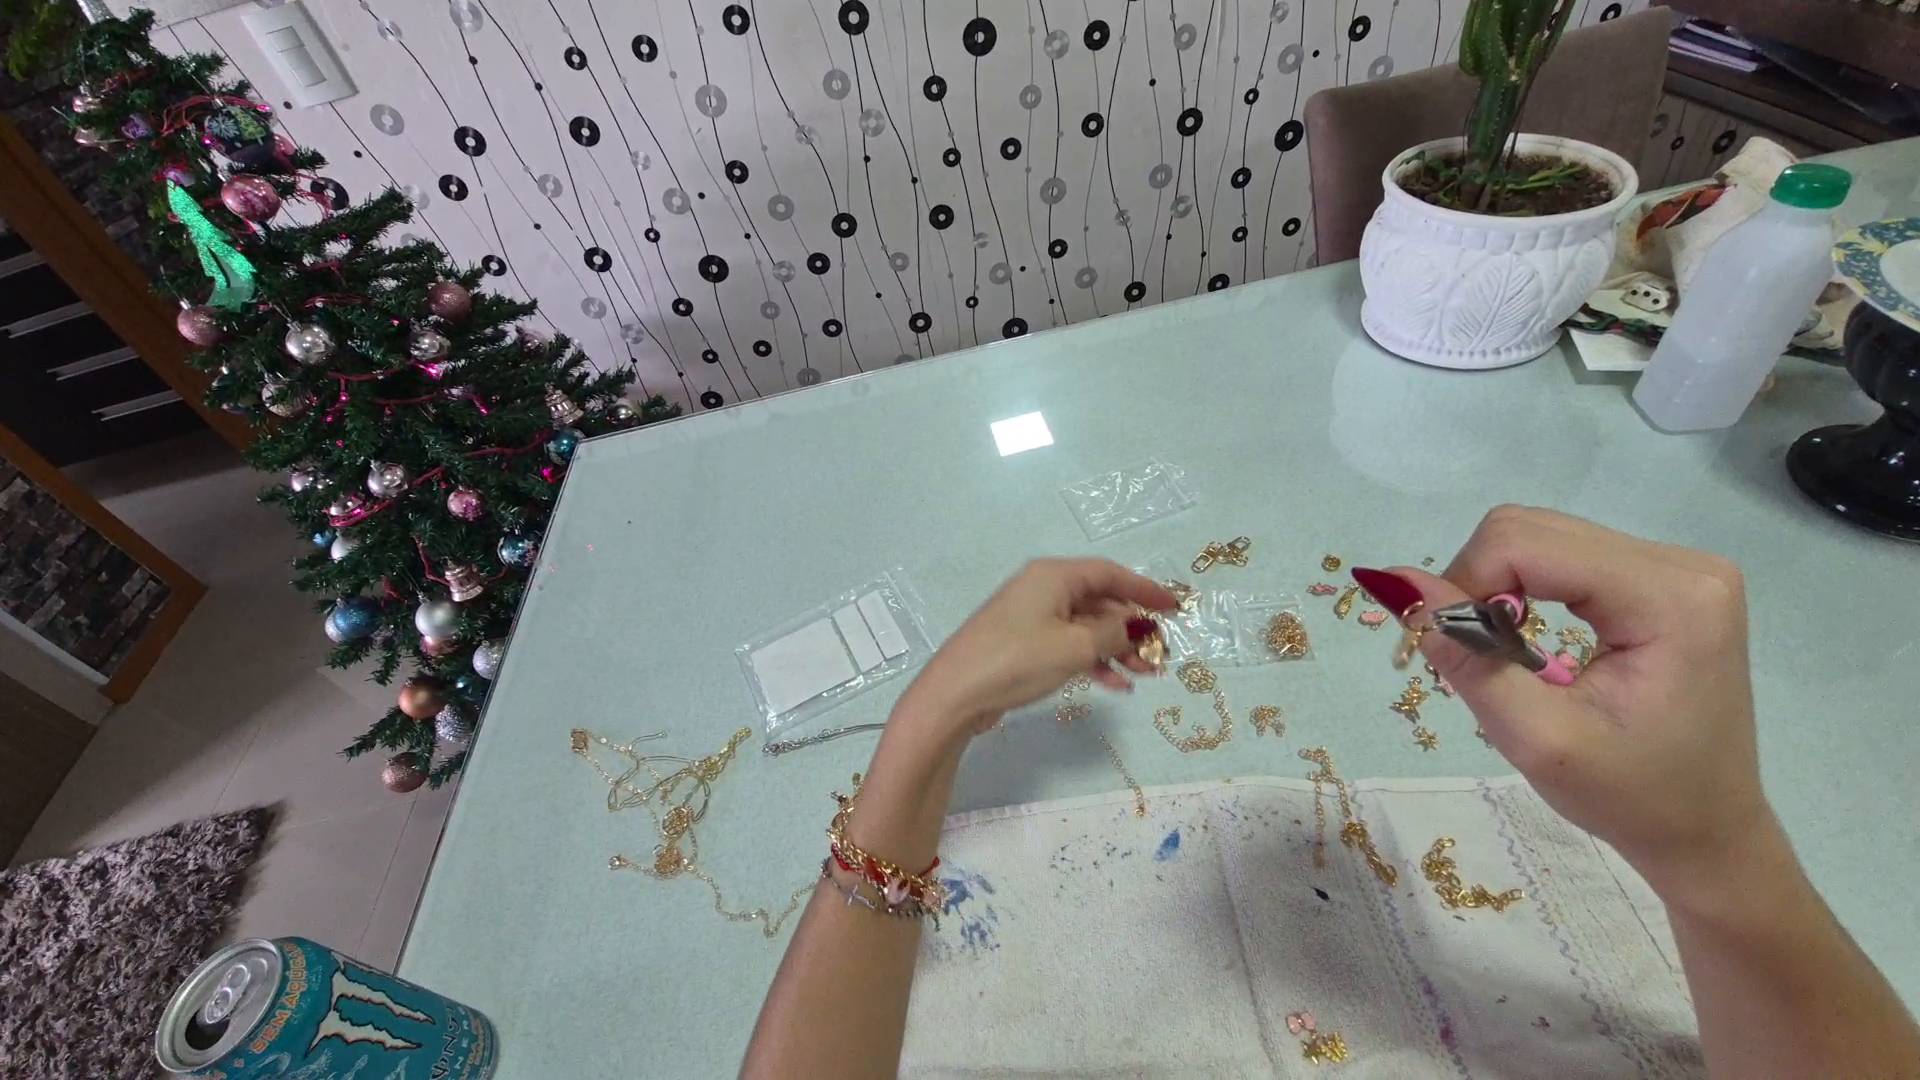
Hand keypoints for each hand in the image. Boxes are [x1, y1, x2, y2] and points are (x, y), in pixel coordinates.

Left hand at [893, 558, 1177, 744]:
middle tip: (1161, 654)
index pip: (1110, 573)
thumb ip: (1113, 634)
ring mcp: (1030, 618)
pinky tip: (1116, 685)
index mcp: (1053, 576)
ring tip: (1145, 675)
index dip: (1145, 589)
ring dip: (1116, 649)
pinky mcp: (1022, 646)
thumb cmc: (1017, 661)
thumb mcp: (1074, 646)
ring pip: (1085, 627)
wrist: (955, 696)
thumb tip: (1134, 626)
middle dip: (1132, 627)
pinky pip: (1068, 646)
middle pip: (1099, 601)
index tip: (1175, 607)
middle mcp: (1042, 590)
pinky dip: (1092, 661)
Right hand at [1380, 506, 1775, 905]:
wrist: (1705, 831)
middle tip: (1478, 653)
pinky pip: (1554, 552)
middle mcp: (1680, 564)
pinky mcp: (1659, 576)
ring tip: (1502, 649)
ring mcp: (1675, 566)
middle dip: (1476, 585)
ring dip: (1492, 586)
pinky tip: (1527, 633)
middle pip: (1525, 530)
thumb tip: (1390, 582)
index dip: (1464, 587)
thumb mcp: (1532, 737)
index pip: (1521, 544)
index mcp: (1668, 597)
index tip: (1460, 652)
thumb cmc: (1627, 795)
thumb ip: (1463, 655)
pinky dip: (1517, 586)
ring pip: (1532, 535)